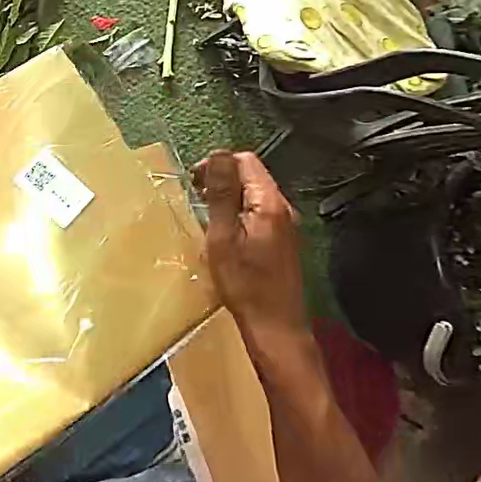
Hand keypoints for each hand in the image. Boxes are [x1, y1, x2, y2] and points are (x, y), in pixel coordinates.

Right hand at [193, 151, 307, 337]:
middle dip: (221, 180)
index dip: (217, 165)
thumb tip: (218, 155)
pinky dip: (238, 213)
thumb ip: (221, 194)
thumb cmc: (244, 284)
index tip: (194, 183)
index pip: (245, 161)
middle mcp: (284, 209)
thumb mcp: (223, 236)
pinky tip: (224, 233)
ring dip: (228, 197)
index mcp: (270, 203)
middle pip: (251, 175)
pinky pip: (258, 212)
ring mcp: (286, 225)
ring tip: (206, 215)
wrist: (275, 327)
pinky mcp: (282, 240)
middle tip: (196, 199)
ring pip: (254, 194)